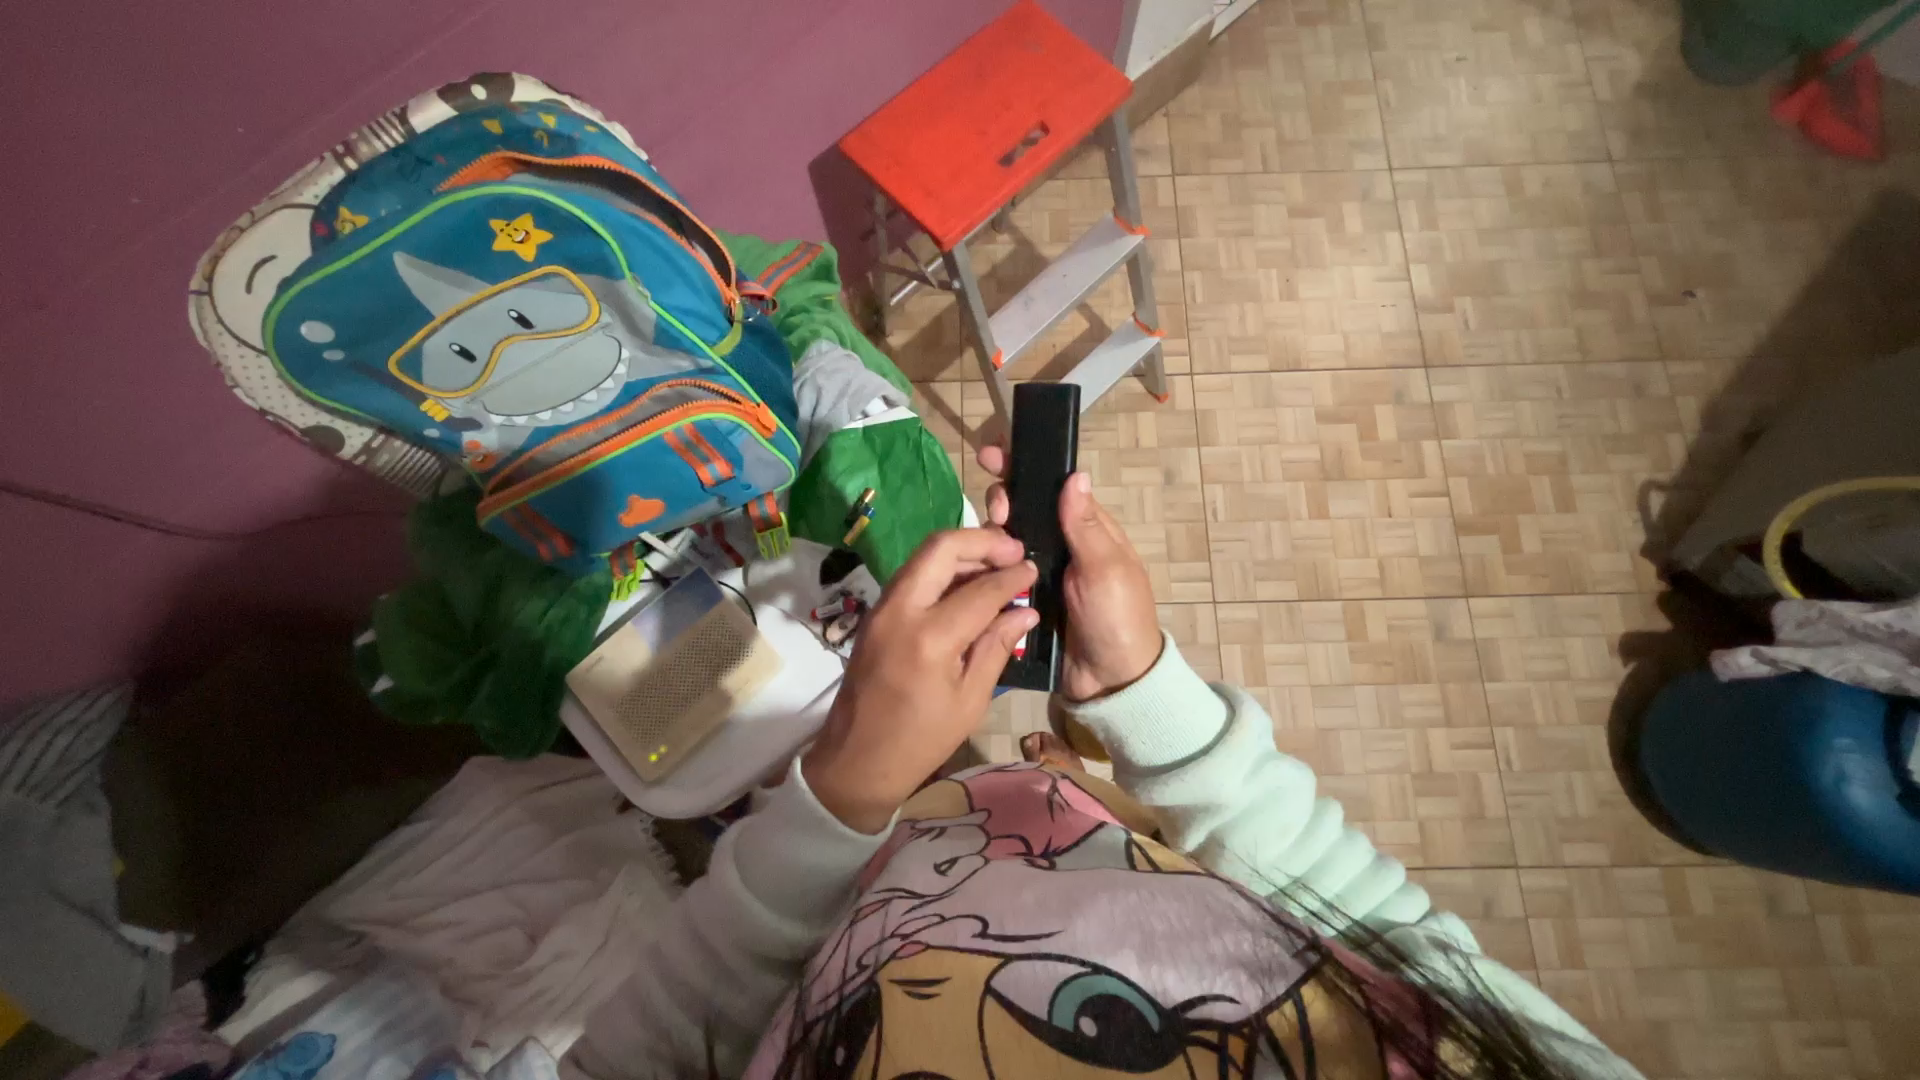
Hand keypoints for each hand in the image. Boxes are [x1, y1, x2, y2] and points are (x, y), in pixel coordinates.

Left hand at [803, 528, 1038, 832]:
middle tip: (1014, 549)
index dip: (1012, 577)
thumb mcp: (970, 700)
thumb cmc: (921, 740)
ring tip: (996, 561)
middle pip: (941, 548)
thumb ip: (997, 647)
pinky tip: (967, 582)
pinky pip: (911, 575)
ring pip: (923, 556)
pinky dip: (941, 569)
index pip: (981, 590)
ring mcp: (881, 608)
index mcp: (930, 639)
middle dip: (982, 540)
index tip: (1034, 570)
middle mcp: (901, 611)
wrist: (855, 760)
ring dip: (960, 551)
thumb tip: (1025, 610)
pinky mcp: (874, 614)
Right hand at [978, 445, 1162, 703]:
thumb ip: (1086, 526)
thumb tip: (1075, 475)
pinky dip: (983, 567)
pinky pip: (996, 576)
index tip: (993, 454)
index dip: (1023, 467)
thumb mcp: (1107, 569)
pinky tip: (971, 565)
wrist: (1110, 682)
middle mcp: (1059, 547)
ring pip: (1004, 542)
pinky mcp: (1021, 600)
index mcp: (1087, 531)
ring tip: (986, 541)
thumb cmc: (1117, 619)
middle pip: (1022, 510)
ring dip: (991, 533)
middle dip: (1003, 500)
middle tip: (998, 512)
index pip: (1052, 488)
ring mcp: (1038, 575)